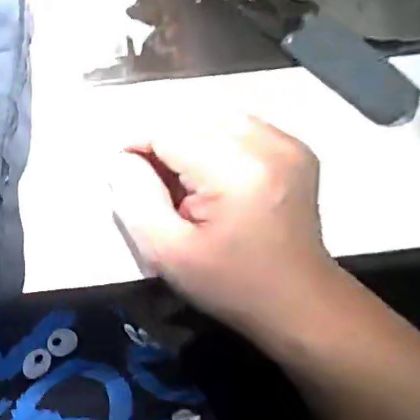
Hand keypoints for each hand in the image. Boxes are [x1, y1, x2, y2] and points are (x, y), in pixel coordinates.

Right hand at [108, 117, 342, 337]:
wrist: (296, 301)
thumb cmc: (228, 283)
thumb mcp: (167, 252)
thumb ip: (137, 200)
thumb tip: (123, 161)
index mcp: (237, 170)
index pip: (169, 131)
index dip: (137, 147)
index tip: (124, 177)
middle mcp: (268, 144)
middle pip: (192, 118)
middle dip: (162, 144)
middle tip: (153, 187)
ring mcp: (287, 144)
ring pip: (215, 118)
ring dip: (187, 141)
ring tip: (181, 184)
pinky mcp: (295, 150)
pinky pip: (240, 127)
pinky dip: (214, 143)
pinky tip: (210, 178)